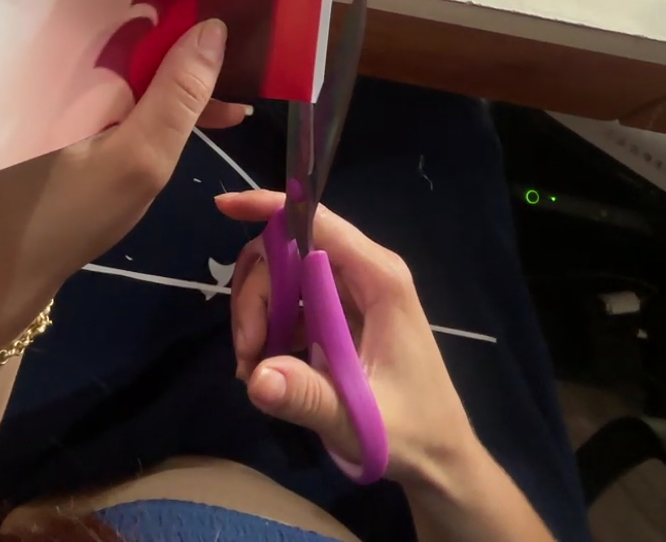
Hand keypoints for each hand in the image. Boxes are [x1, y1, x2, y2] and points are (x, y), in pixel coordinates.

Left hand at [0, 19, 245, 304]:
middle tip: (253, 53)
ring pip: (142, 65)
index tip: (240, 10)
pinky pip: (131, 90)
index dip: (190, 7)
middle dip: (195, 42)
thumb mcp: (143, 155)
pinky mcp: (79, 109)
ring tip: (240, 94)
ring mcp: (74, 86)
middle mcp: (71, 61)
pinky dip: (166, 101)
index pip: (140, 12)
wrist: (19, 263)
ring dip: (187, 78)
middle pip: (143, 34)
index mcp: (77, 61)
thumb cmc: (79, 211)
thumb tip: (215, 28)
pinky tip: (208, 116)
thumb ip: (180, 95)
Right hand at [217, 190, 480, 488]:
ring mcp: (349, 290)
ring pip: (282, 275)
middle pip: (287, 251)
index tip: (223, 208)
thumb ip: (308, 397)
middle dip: (255, 295)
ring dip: (256, 315)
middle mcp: (362, 272)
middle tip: (247, 352)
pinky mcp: (337, 312)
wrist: (441, 459)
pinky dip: (267, 328)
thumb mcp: (360, 419)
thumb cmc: (413, 432)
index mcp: (377, 278)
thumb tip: (256, 376)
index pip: (316, 221)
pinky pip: (288, 300)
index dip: (269, 207)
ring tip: (253, 368)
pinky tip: (264, 370)